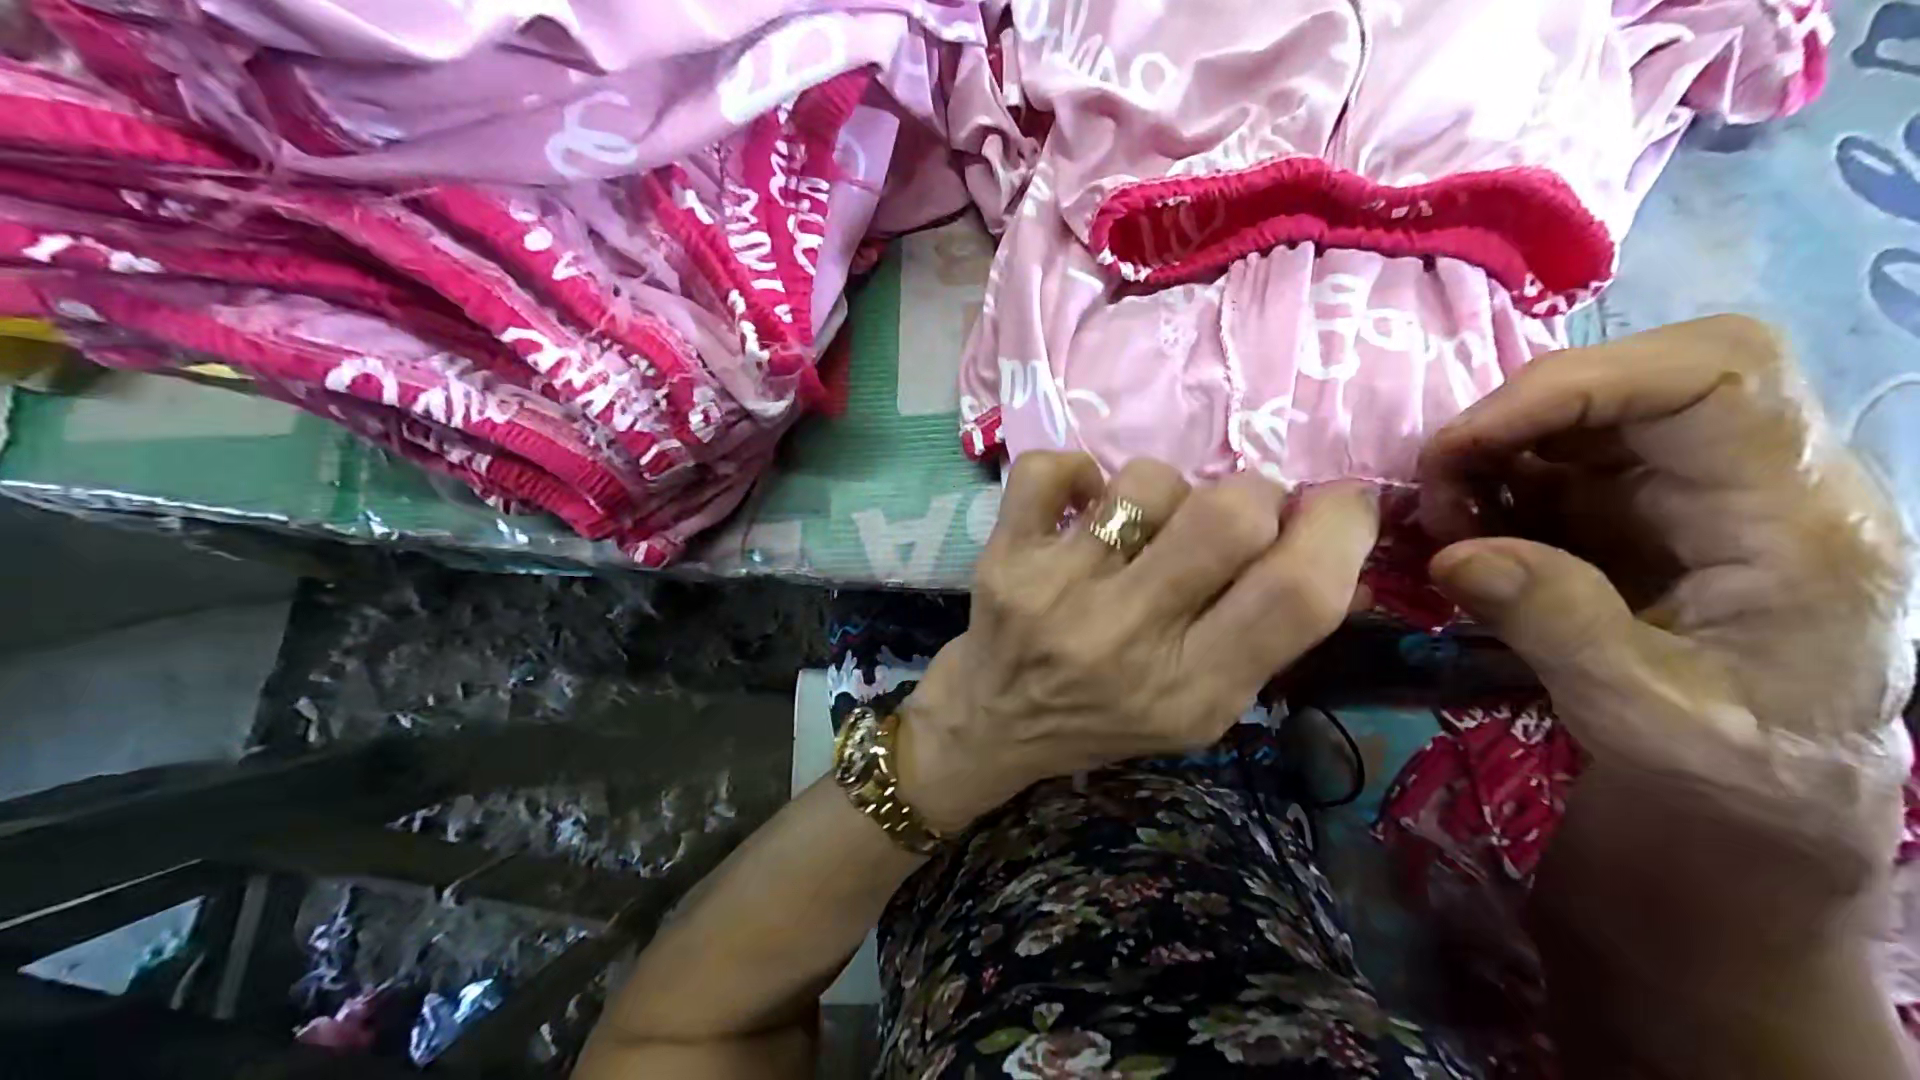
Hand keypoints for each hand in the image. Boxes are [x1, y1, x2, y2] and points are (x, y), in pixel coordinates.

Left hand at [895, 453, 1380, 833]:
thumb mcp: (1199, 704)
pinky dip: (1078, 470)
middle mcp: (1126, 639)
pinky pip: (1052, 468)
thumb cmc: (1105, 716)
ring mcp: (1056, 593)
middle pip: (1228, 518)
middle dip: (1254, 494)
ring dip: (1165, 490)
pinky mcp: (1004, 558)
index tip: (1341, 504)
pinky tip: (1083, 505)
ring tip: (1145, 526)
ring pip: (1146, 483)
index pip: (1296, 595)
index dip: (1339, 530)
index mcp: (1193, 691)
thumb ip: (1265, 634)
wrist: (993, 723)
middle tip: (1237, 512)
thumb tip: (1337, 542)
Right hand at [1417, 316, 1913, 969]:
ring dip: (1495, 449)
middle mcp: (1751, 483)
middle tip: (1444, 483)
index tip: (1464, 447)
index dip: (1575, 385)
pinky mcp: (1634, 513)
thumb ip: (1560, 627)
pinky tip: (1466, 531)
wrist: (1752, 802)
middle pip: (1643, 374)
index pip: (1711, 379)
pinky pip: (1553, 459)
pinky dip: (1492, 479)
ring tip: (1447, 519)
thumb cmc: (1730, 768)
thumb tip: (1454, 553)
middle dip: (1520, 414)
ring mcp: (1689, 494)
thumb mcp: (1647, 716)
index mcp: (1791, 520)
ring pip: (1585, 411)